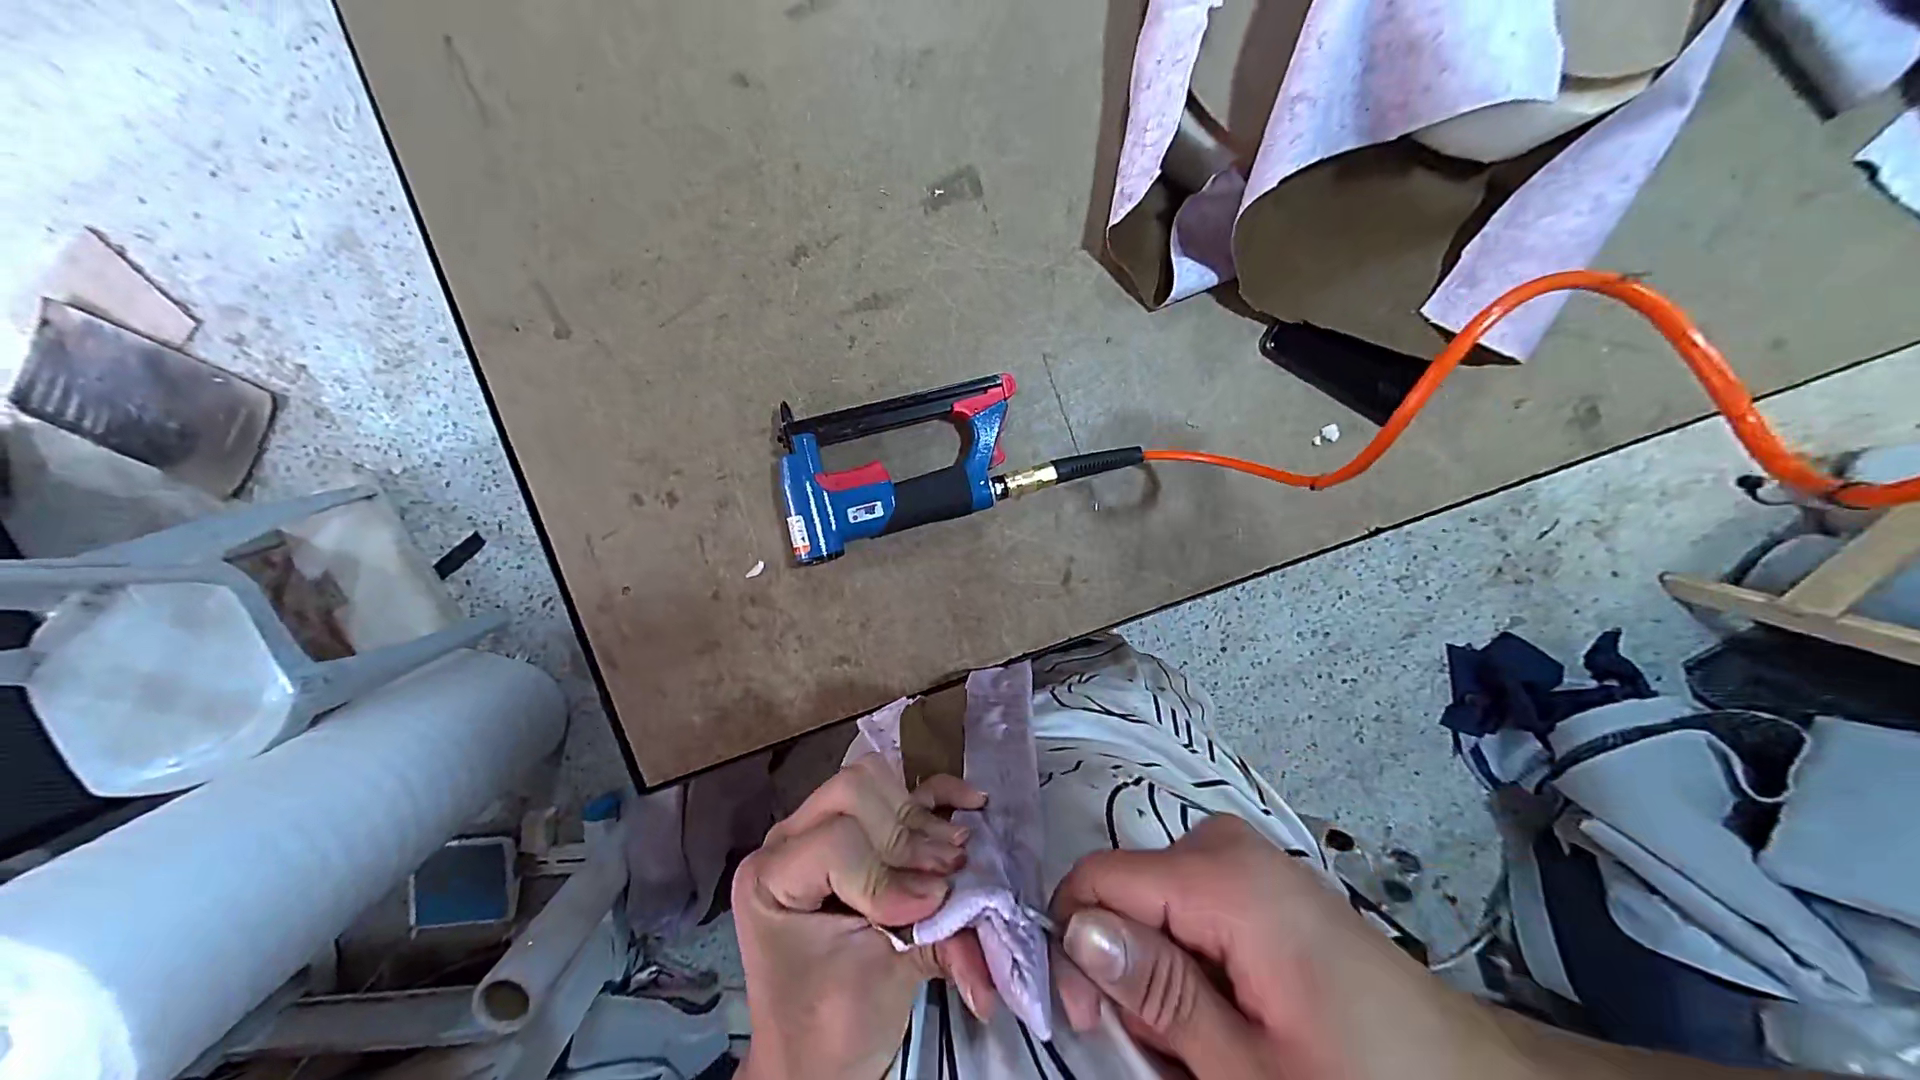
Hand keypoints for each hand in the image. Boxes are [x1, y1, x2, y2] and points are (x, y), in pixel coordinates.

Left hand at [733, 757, 999, 1079]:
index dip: (885, 876)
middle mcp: (788, 840)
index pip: (839, 842)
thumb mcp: (883, 984)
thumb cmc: (831, 1028)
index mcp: (771, 876)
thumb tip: (986, 906)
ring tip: (952, 860)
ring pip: (873, 779)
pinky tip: (969, 804)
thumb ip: (940, 939)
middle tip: (944, 875)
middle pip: (854, 790)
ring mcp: (819, 828)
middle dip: (905, 833)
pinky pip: (893, 789)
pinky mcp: (856, 831)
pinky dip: (933, 794)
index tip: (921, 912)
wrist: (817, 1058)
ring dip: (919, 818)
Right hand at [1050, 814, 1518, 1079]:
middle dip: (1125, 971)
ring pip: (1150, 906)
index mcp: (1222, 876)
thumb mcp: (1249, 1070)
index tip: (1091, 1021)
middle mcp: (1225, 844)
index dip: (1075, 945)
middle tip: (1171, 1052)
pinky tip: (1227, 1015)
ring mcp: (1243, 857)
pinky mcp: (1256, 879)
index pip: (1097, 879)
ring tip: (1208, 1043)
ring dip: (1156, 977)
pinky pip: (1185, 908)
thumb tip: (1075, 929)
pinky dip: (1187, 964)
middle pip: (1124, 893)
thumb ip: (1158, 992)